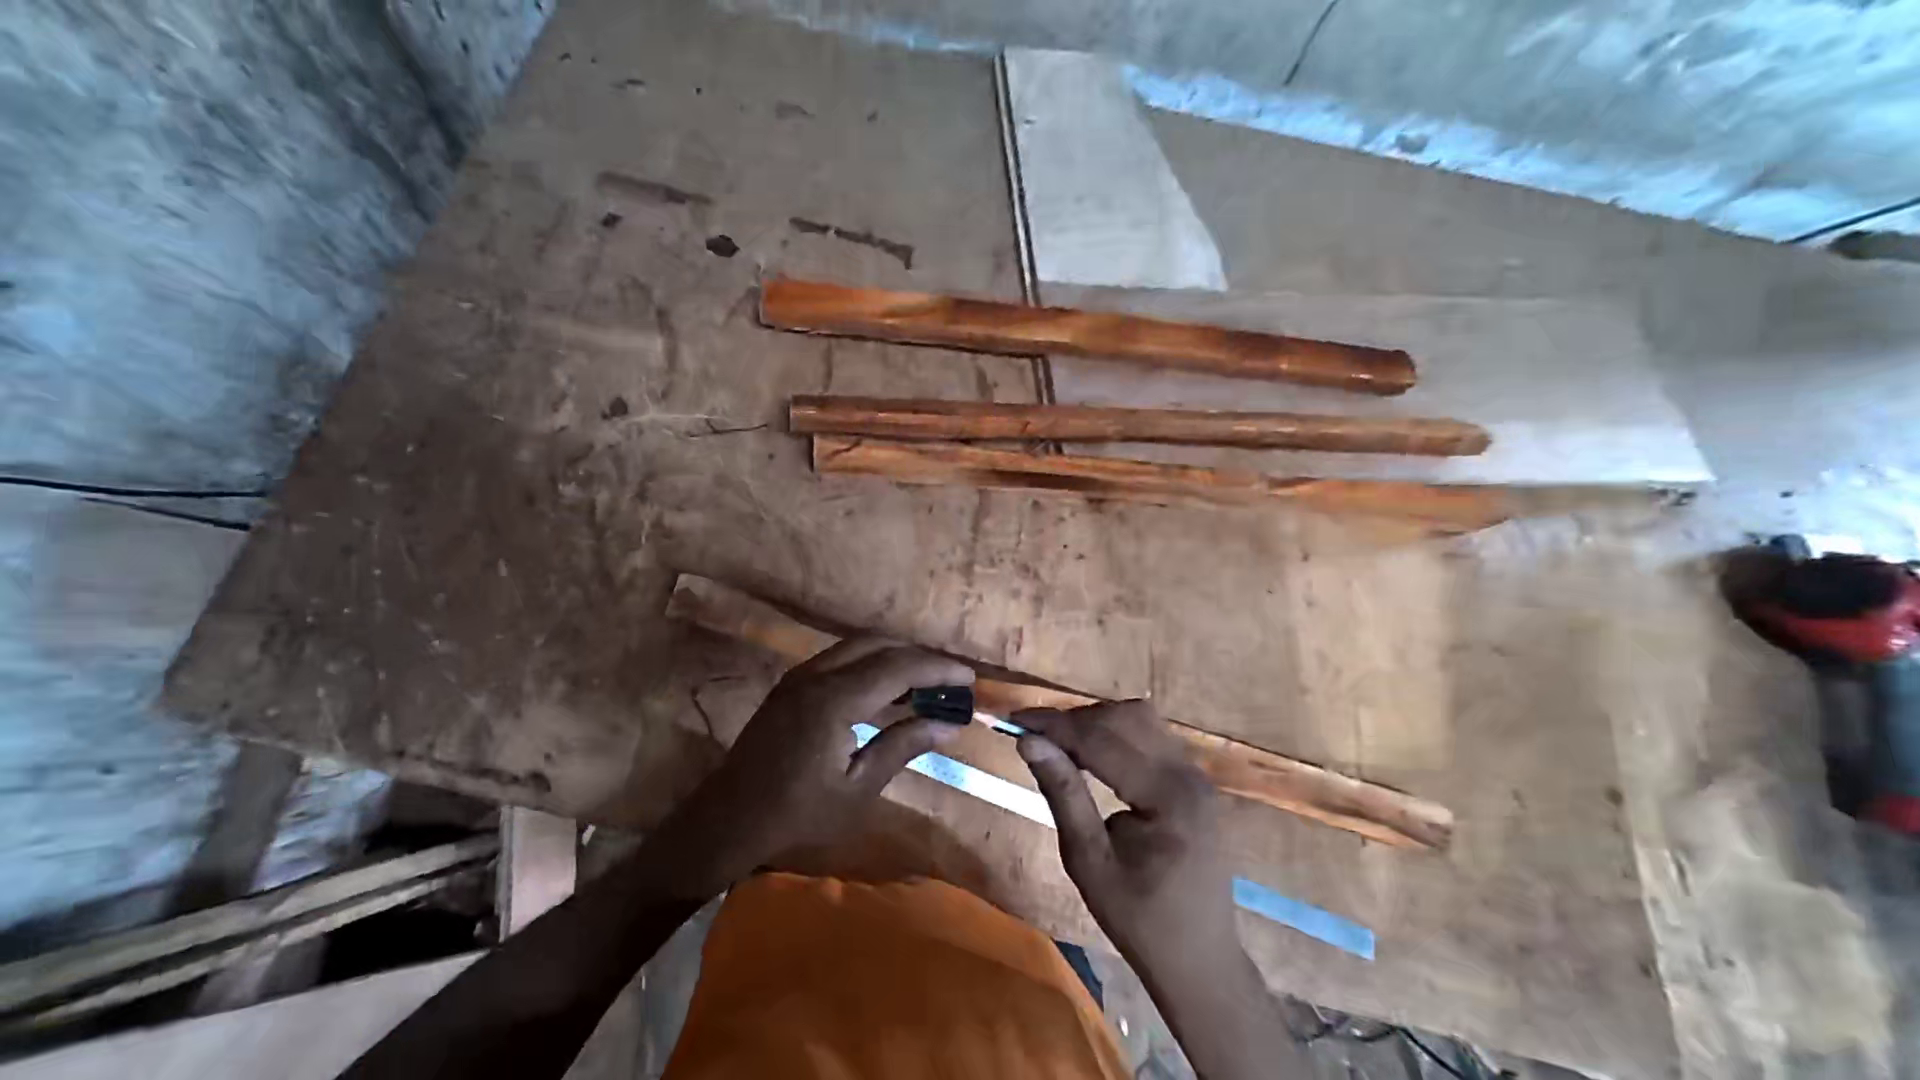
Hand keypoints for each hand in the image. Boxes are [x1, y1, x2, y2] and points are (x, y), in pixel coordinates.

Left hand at [658, 639, 974, 892]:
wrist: (727, 819)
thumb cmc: (797, 813)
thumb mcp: (859, 787)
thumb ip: (903, 745)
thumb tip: (950, 724)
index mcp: (834, 700)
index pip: (898, 667)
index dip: (937, 668)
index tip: (969, 678)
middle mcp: (816, 675)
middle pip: (878, 644)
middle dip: (919, 656)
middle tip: (950, 679)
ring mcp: (800, 676)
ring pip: (858, 646)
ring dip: (895, 657)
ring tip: (927, 684)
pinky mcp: (791, 684)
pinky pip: (841, 658)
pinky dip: (872, 664)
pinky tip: (888, 691)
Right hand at [1014, 701, 1239, 973]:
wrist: (1198, 958)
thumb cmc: (1139, 919)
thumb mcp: (1088, 860)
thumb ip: (1062, 793)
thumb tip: (1028, 741)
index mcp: (1167, 795)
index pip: (1102, 739)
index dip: (1055, 725)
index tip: (1013, 721)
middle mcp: (1188, 773)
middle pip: (1125, 717)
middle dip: (1075, 719)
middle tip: (1034, 736)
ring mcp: (1196, 774)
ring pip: (1139, 720)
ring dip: (1095, 722)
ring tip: (1057, 744)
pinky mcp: (1193, 780)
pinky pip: (1151, 737)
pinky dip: (1115, 735)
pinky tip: (1089, 755)